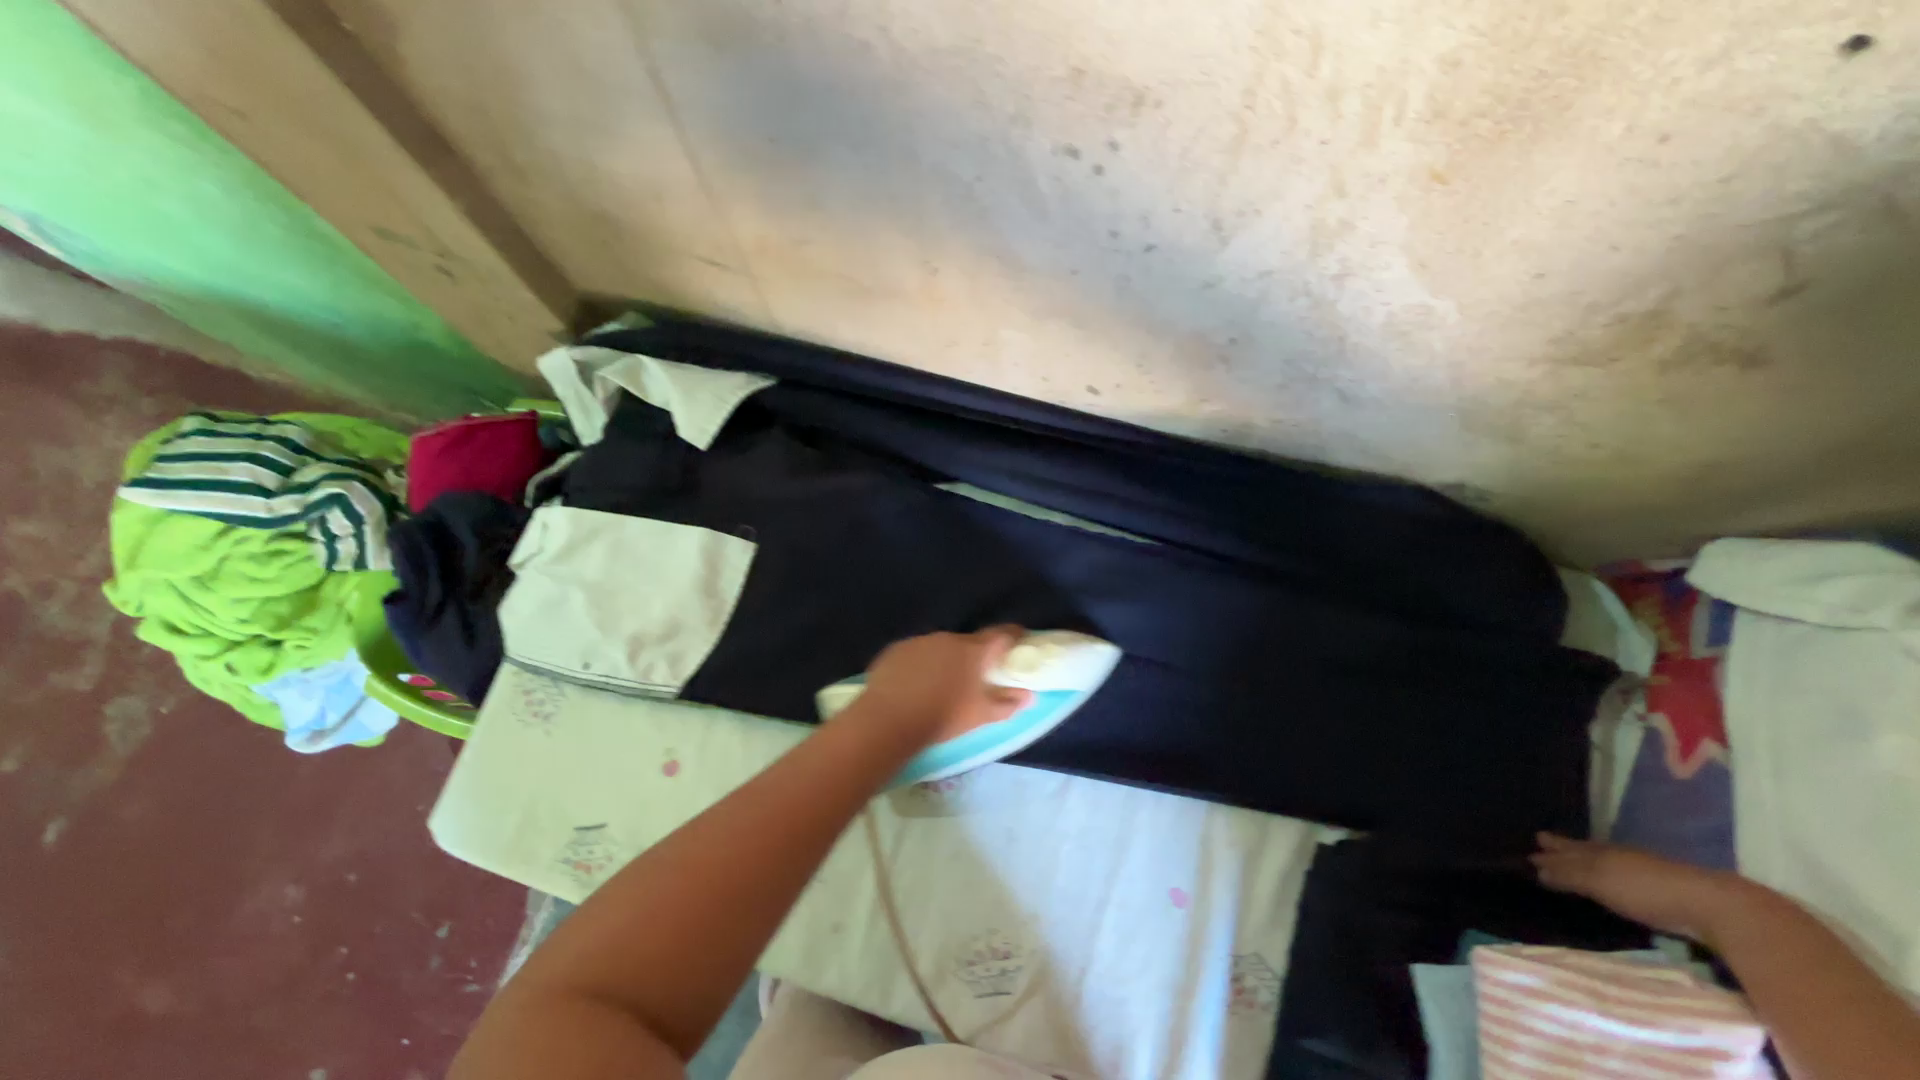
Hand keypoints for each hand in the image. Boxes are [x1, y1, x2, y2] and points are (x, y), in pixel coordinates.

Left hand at [851, 627, 1034, 746]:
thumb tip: (1027, 695)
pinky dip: (919, 665)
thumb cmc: (943, 717)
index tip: (1017, 642)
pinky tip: (912, 685)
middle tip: (974, 677)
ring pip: (939, 647)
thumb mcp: (981, 716)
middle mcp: (948, 638)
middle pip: (968, 642)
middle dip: (974, 656)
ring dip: (944, 660)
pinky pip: (915, 653)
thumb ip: (1008, 703)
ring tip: (939, 685)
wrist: (889, 720)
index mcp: (974, 651)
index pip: (1001, 634)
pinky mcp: (895, 649)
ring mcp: (919, 641)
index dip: (1012, 636)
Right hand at [1532, 832, 1758, 945]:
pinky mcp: (1660, 890)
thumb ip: (1569, 875)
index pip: (1570, 848)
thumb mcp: (1599, 882)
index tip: (1533, 843)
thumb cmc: (1645, 890)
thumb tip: (1536, 866)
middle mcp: (1619, 857)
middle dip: (1566, 848)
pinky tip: (1610, 884)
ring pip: (1604, 861)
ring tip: (1573, 860)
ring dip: (1585, 860)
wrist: (1710, 905)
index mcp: (1601, 852)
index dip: (1552, 848)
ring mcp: (1642, 872)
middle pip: (1586, 850)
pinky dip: (1607, 876)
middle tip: (1544, 841)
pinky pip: (1621, 877)